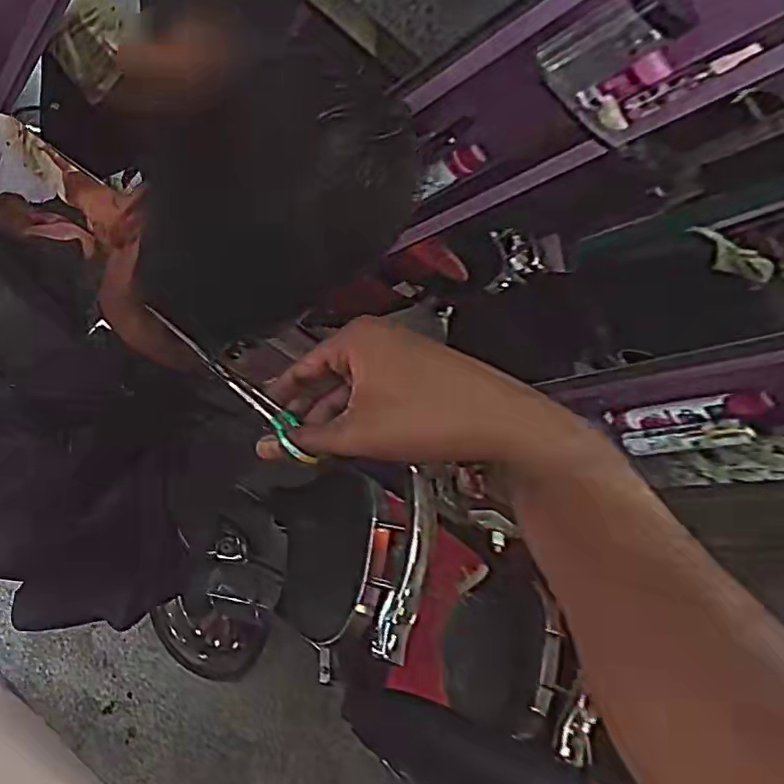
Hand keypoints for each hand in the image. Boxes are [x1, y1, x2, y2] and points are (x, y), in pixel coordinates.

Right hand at [258, 317, 611, 473]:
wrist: (514, 430)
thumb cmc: (444, 417)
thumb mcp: (354, 434)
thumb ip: (302, 440)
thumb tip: (271, 445)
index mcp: (357, 339)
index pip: (298, 368)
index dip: (280, 398)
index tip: (270, 418)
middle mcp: (380, 338)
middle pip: (325, 376)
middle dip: (308, 410)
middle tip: (292, 436)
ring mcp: (404, 353)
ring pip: (351, 385)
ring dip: (335, 414)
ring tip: (324, 443)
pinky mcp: (423, 371)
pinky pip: (377, 389)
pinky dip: (362, 411)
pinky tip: (357, 436)